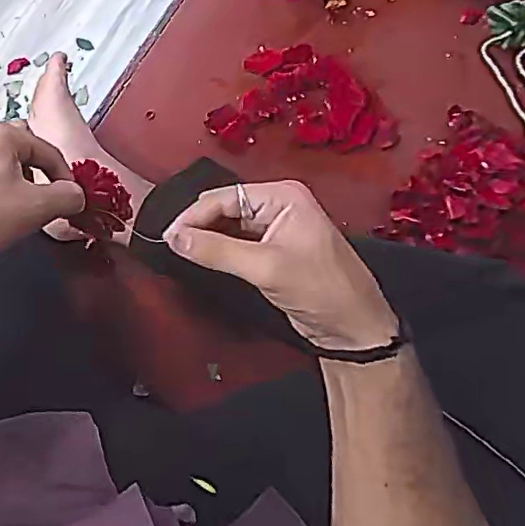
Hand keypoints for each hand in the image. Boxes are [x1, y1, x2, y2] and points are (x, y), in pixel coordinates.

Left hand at [0, 120, 86, 274]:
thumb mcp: (39, 207)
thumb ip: (69, 195)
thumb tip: (76, 195)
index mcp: (0, 133)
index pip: (49, 150)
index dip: (66, 177)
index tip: (72, 200)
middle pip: (27, 151)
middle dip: (42, 175)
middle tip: (47, 202)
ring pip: (6, 163)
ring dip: (21, 183)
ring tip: (24, 209)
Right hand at [165, 180, 398, 352]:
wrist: (356, 329)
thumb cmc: (320, 290)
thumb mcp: (265, 268)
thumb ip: (217, 250)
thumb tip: (174, 237)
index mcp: (283, 195)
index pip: (225, 196)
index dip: (194, 215)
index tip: (168, 236)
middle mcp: (279, 203)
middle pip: (226, 206)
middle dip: (198, 224)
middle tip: (171, 245)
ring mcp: (277, 225)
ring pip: (230, 224)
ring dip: (207, 236)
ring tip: (181, 251)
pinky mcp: (275, 247)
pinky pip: (239, 240)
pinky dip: (220, 248)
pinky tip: (202, 257)